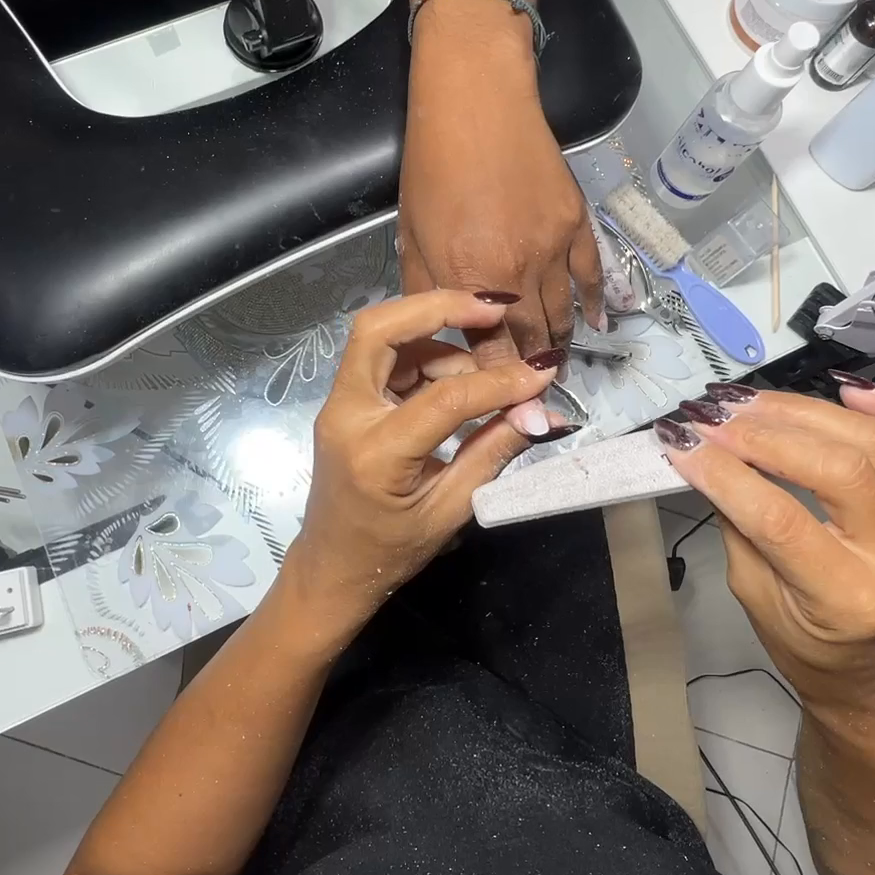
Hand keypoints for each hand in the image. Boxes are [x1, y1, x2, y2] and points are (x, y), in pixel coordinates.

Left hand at [281, 290, 559, 632]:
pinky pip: (383, 357)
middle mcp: (346, 415)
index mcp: (375, 454)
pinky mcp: (345, 401)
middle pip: (379, 329)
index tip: (541, 372)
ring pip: (379, 336)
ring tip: (481, 367)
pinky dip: (422, 354)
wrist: (332, 568)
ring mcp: (339, 404)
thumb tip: (542, 412)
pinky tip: (456, 378)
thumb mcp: (450, 510)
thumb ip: (493, 452)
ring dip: (435, 335)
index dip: (498, 381)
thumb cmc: (390, 550)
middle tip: (492, 308)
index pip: (443, 398)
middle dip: (438, 307)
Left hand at [398, 3, 605, 379]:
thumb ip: (430, 291)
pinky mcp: (577, 223)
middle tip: (533, 392)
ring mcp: (555, 247)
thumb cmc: (431, 167)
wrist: (476, 100)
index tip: (506, 405)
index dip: (500, 384)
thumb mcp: (413, 236)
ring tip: (555, 365)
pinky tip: (598, 324)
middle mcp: (519, 272)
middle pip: (533, 339)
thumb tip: (447, 332)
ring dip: (559, 343)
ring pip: (563, 314)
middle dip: (531, 371)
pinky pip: (593, 276)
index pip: (492, 352)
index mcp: (471, 278)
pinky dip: (596, 304)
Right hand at [656, 379, 874, 712]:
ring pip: (870, 442)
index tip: (679, 442)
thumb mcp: (751, 593)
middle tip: (710, 419)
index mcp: (847, 596)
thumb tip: (707, 456)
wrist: (868, 672)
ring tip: (746, 404)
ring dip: (800, 411)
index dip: (722, 472)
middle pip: (835, 468)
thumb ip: (737, 522)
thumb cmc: (804, 645)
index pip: (777, 516)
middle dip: (761, 434)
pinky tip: (847, 390)